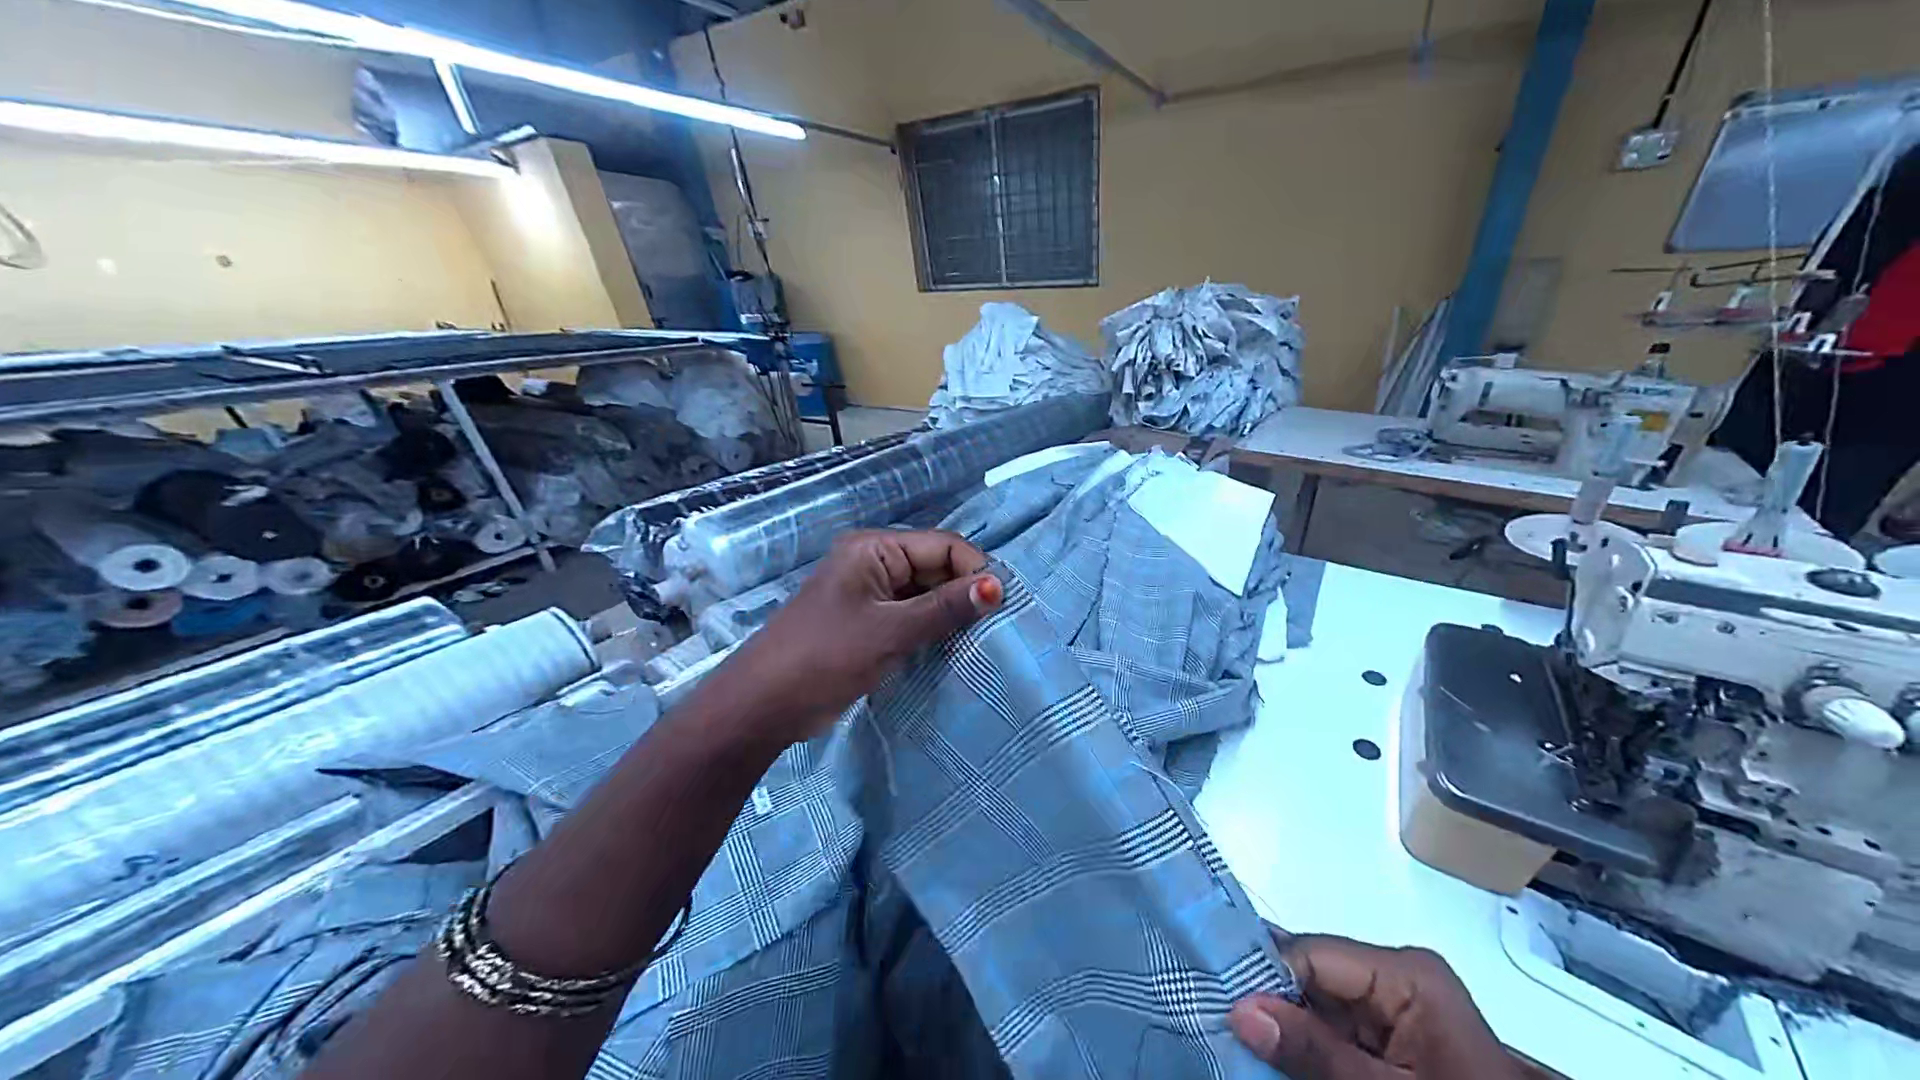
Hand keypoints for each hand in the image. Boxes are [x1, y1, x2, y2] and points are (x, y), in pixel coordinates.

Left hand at [709, 529, 1001, 743]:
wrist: (763, 704)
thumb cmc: (825, 657)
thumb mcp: (891, 631)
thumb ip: (946, 608)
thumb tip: (998, 586)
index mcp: (874, 548)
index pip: (943, 546)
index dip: (974, 571)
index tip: (1000, 607)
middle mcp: (873, 562)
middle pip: (935, 567)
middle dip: (964, 593)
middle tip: (993, 629)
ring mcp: (868, 594)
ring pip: (925, 594)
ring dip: (949, 614)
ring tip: (977, 641)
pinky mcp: (866, 623)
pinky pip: (910, 616)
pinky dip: (930, 629)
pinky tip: (950, 650)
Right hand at [1230, 936, 1525, 1079]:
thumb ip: (1318, 1053)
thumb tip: (1241, 1011)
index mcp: (1406, 972)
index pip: (1310, 954)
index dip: (1264, 980)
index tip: (1223, 1007)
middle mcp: (1394, 975)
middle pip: (1308, 975)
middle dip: (1269, 1002)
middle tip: (1223, 1023)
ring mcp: (1390, 1005)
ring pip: (1312, 1001)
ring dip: (1282, 1026)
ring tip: (1241, 1038)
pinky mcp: (1386, 1034)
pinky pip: (1329, 1026)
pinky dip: (1303, 1042)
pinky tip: (1274, 1053)